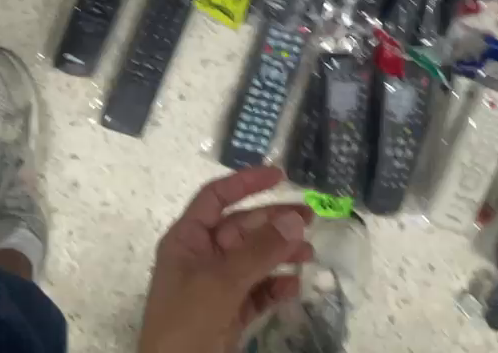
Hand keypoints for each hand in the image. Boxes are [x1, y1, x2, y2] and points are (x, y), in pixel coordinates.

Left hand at [138, 167, 314, 352]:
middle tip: (310, 217)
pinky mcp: (228, 316)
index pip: (216, 197)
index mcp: (187, 239)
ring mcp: (215, 288)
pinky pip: (256, 292)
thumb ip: (259, 250)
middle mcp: (201, 257)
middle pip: (241, 227)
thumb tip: (295, 218)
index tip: (279, 176)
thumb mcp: (221, 282)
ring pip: (253, 260)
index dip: (246, 183)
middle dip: (273, 221)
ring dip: (280, 253)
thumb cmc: (187, 322)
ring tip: (310, 253)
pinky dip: (275, 287)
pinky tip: (294, 286)